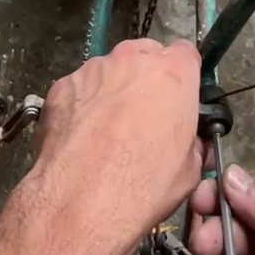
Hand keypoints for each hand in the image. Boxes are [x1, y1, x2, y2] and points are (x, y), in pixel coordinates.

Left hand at [24, 39, 202, 254]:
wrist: (80, 201)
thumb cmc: (141, 184)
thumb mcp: (190, 169)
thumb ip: (192, 139)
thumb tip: (190, 141)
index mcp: (173, 73)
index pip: (185, 54)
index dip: (183, 76)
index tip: (178, 97)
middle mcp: (132, 59)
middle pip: (145, 56)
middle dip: (146, 80)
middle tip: (144, 118)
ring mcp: (93, 69)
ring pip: (110, 71)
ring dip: (113, 92)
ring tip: (107, 132)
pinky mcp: (62, 85)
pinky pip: (80, 89)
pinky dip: (82, 105)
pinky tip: (82, 137)